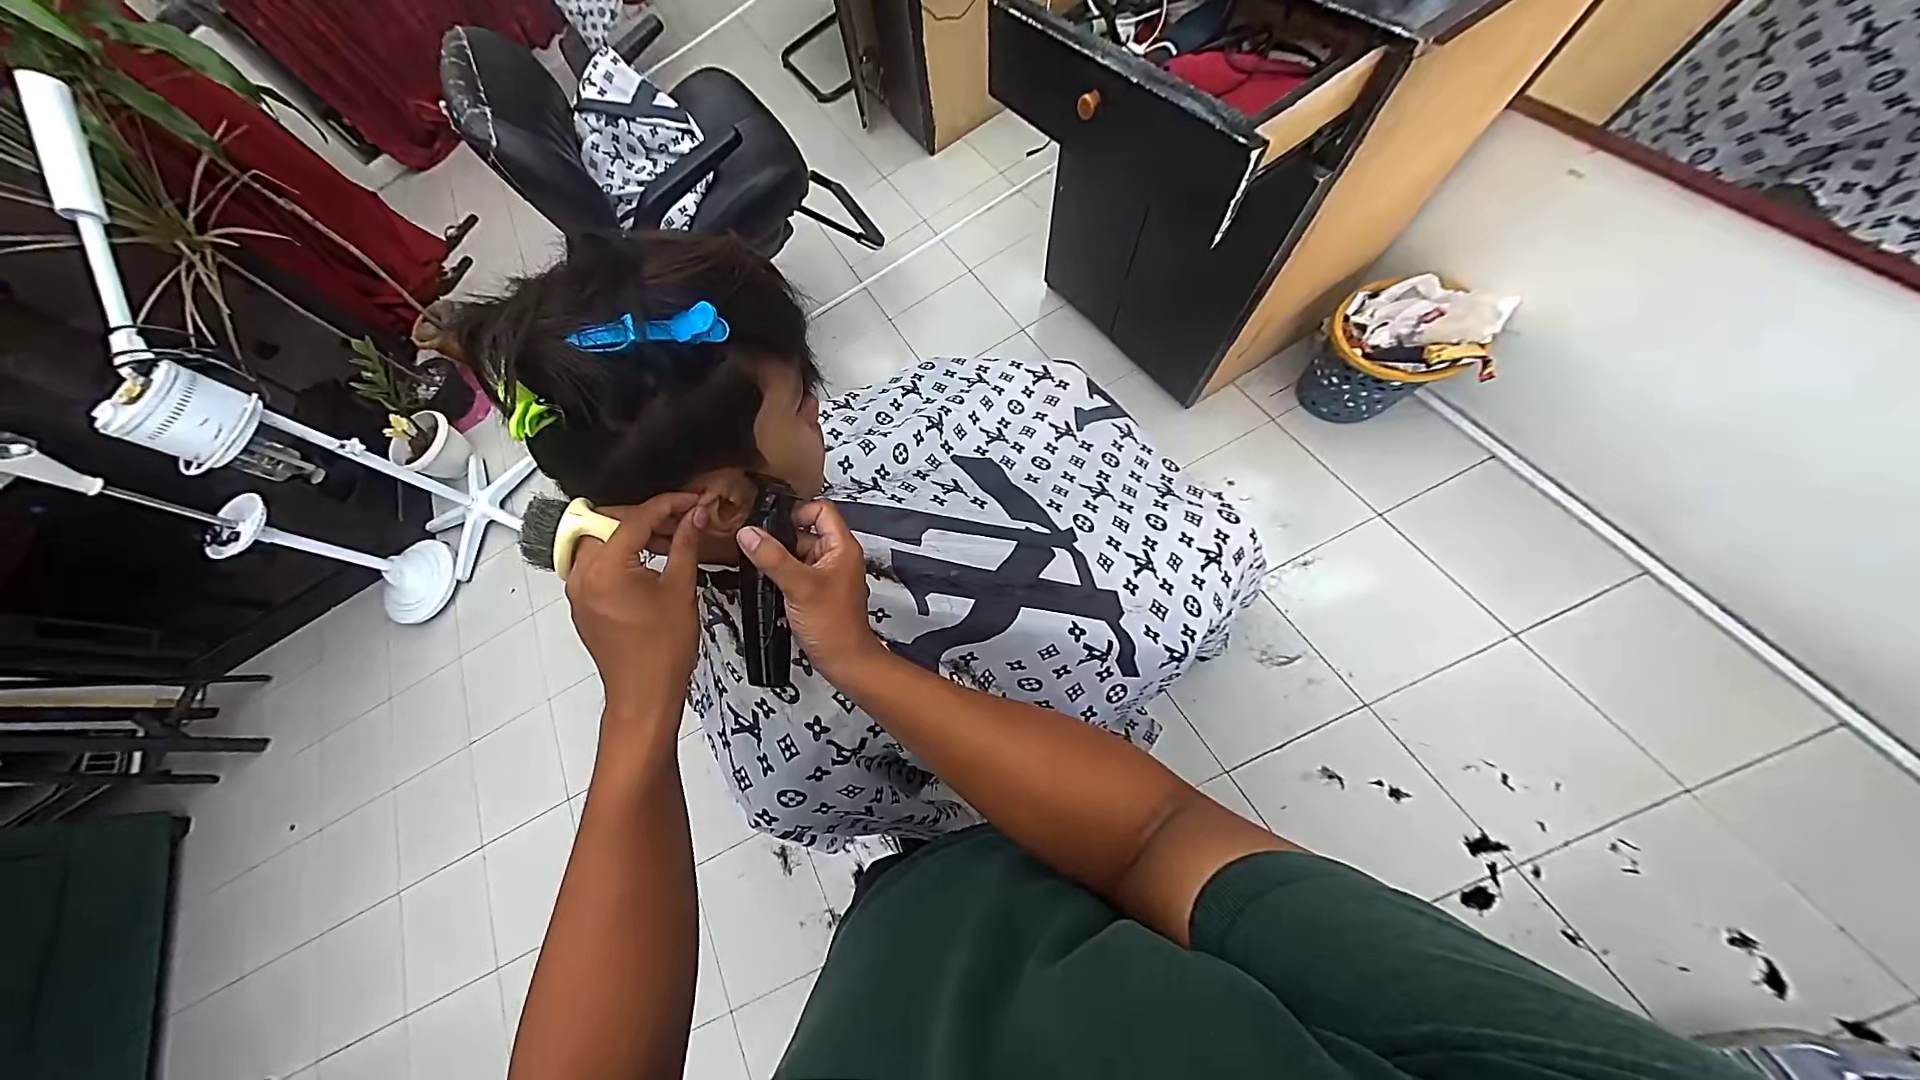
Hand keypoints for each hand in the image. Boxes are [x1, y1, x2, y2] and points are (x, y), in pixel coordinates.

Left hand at [566, 491, 702, 716]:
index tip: (692, 501)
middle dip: (646, 514)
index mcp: (605, 569)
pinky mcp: (583, 600)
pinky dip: (621, 551)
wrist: (645, 691)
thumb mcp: (681, 588)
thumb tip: (695, 517)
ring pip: (599, 538)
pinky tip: (652, 557)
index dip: (669, 504)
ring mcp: (578, 589)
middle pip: (608, 521)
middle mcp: (582, 575)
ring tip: (670, 536)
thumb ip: (686, 543)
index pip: (635, 518)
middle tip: (681, 516)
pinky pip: (596, 560)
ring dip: (632, 531)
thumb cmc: (662, 651)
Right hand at [736, 501, 881, 677]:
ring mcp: (828, 573)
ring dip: (780, 558)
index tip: (774, 524)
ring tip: (766, 570)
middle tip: (761, 549)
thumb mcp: (798, 585)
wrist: (843, 658)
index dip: (797, 512)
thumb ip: (772, 557)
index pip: (822, 509)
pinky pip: (797, 571)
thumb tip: (750, 534)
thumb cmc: (834, 625)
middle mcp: (838, 556)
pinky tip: (773, 585)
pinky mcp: (818, 589)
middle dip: (782, 539)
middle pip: (805, 531)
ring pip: (798, 552)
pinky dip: (783, 574)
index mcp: (842, 547)